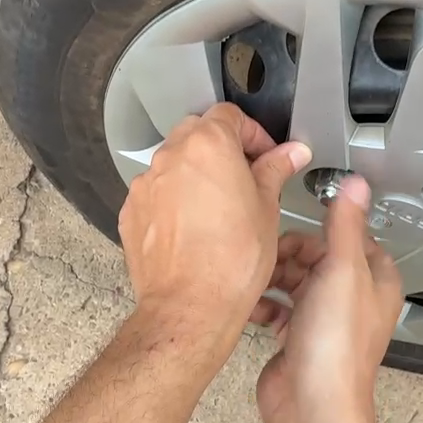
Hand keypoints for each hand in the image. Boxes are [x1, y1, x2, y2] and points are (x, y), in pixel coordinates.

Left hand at [118, 103, 311, 334]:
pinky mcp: (132, 212)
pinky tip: (194, 228)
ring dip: (196, 175)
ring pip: (174, 164)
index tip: (266, 156)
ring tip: (220, 209)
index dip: (253, 134)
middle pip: (198, 133)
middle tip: (246, 178)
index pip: (230, 116)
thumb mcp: (267, 208)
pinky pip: (156, 194)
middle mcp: (170, 157)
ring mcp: (146, 185)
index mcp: (208, 145)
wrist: (190, 305)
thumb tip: (291, 153)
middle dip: (222, 149)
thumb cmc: (231, 261)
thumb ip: (276, 170)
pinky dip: (174, 200)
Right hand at [254, 175, 404, 422]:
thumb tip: (356, 184)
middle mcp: (353, 299)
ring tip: (258, 281)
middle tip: (271, 260)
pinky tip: (255, 308)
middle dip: (289, 255)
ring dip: (272, 278)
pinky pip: (278, 308)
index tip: (295, 228)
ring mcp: (325, 320)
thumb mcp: (342, 270)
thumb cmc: (335, 348)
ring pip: (294, 281)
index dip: (319, 231)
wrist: (311, 404)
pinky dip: (264, 305)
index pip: (348, 236)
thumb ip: (345, 224)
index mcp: (374, 280)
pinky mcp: (299, 339)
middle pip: (316, 256)